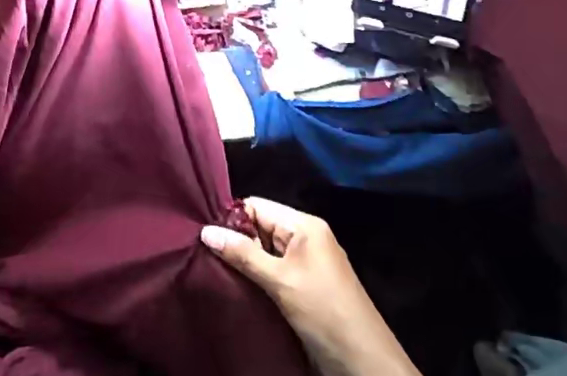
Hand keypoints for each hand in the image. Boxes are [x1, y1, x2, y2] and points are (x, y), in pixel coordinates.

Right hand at [201, 198, 417, 375]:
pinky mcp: (304, 287)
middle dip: (235, 241)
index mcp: (304, 225)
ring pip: (265, 252)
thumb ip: (244, 255)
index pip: (258, 206)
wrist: (364, 361)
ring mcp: (306, 263)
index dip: (231, 217)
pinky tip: (235, 289)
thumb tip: (206, 230)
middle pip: (261, 228)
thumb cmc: (323, 311)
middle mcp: (305, 237)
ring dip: (243, 262)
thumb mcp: (280, 281)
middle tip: (202, 257)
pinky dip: (256, 278)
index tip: (203, 235)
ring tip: (211, 272)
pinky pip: (273, 272)